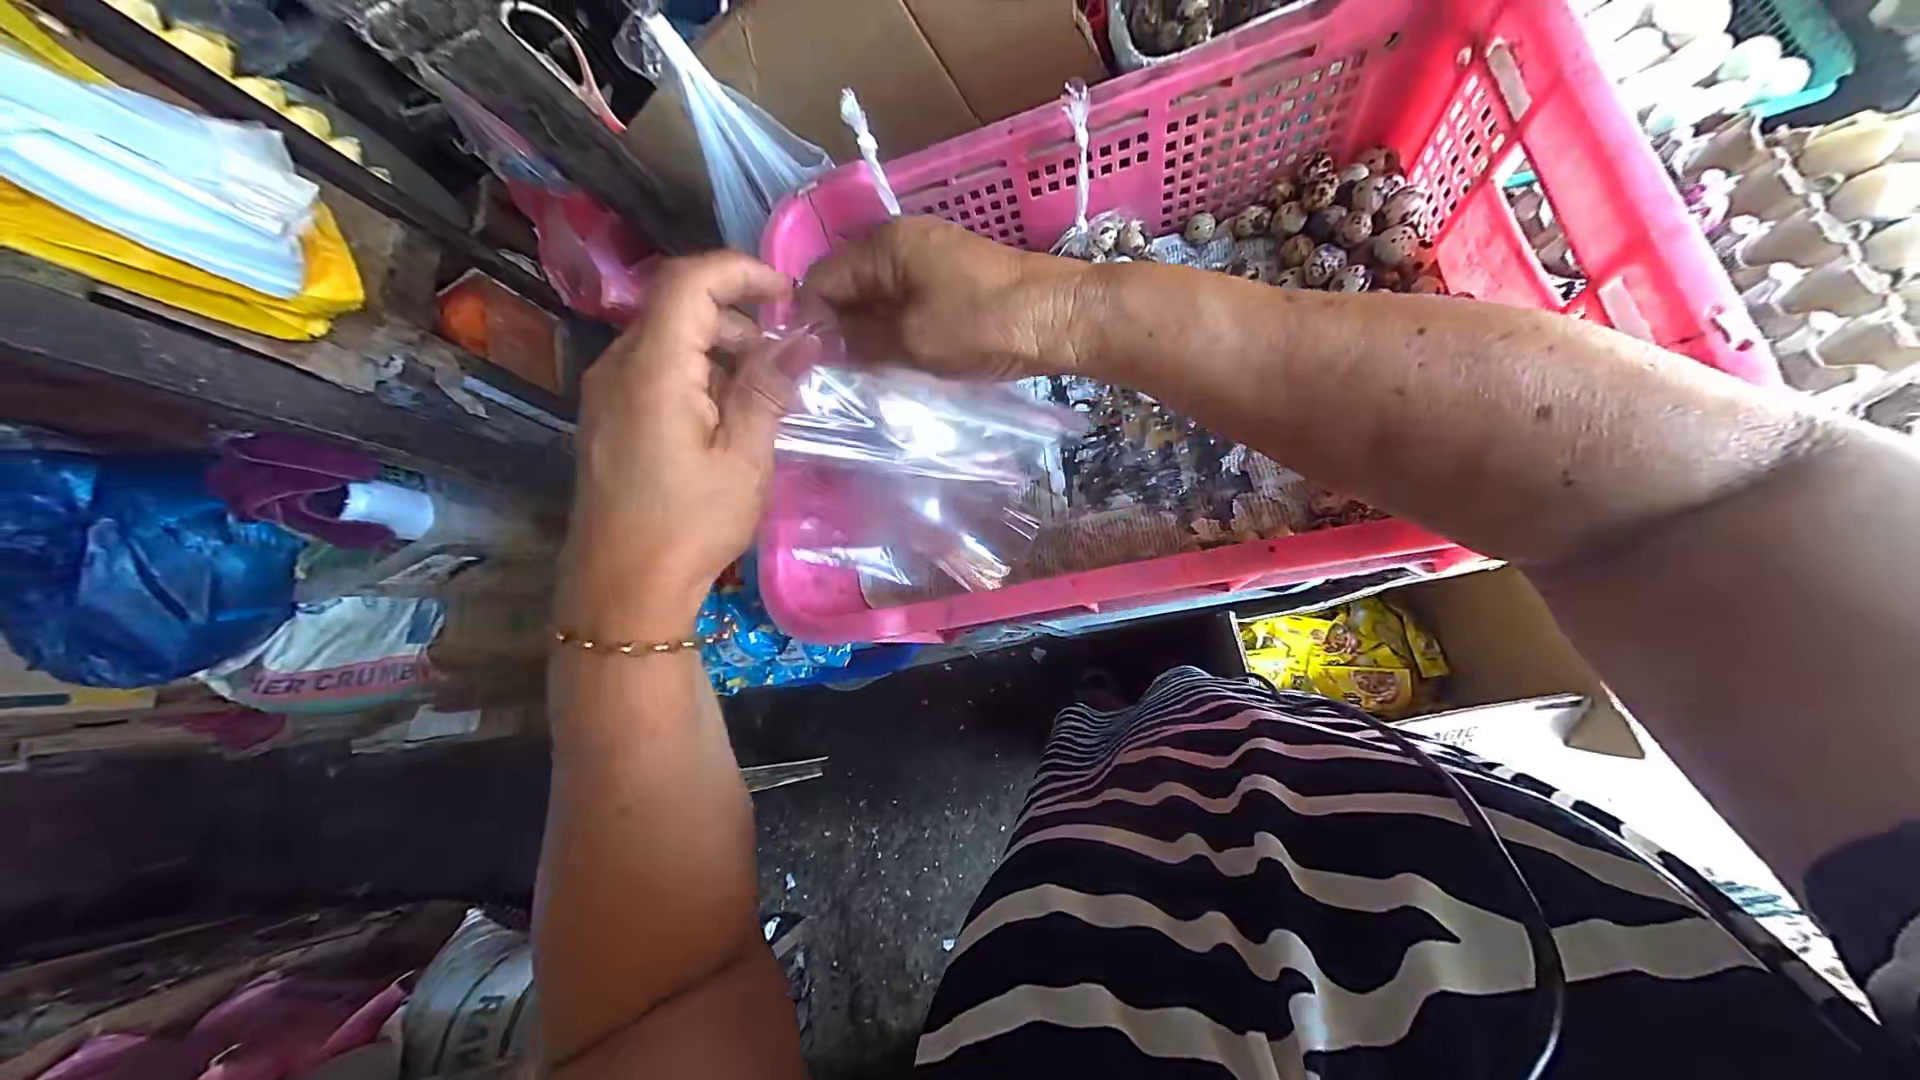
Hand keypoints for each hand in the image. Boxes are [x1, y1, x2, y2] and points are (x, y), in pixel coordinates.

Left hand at [559, 253, 792, 640]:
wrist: (624, 588)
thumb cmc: (691, 525)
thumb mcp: (744, 459)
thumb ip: (768, 390)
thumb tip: (803, 339)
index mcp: (653, 370)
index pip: (689, 281)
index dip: (741, 271)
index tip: (787, 295)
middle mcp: (618, 367)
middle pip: (675, 306)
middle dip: (735, 315)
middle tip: (783, 353)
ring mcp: (606, 393)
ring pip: (664, 339)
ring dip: (717, 347)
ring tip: (761, 391)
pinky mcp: (608, 418)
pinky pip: (653, 371)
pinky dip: (695, 373)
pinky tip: (724, 416)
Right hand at [802, 217, 1095, 379]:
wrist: (1060, 317)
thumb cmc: (984, 324)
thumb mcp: (913, 340)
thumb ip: (860, 342)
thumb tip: (819, 344)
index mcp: (884, 246)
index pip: (821, 278)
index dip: (808, 321)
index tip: (807, 364)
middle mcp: (902, 244)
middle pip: (848, 287)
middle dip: (837, 330)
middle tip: (834, 377)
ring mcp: (930, 261)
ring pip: (878, 300)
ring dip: (867, 335)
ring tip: (863, 375)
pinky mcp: (952, 283)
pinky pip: (907, 306)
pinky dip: (896, 332)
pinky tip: (896, 362)